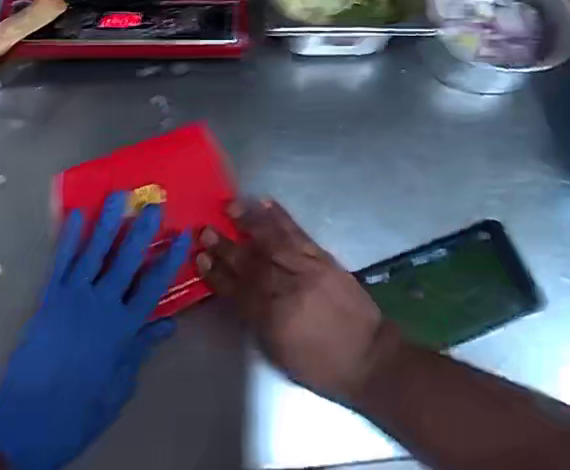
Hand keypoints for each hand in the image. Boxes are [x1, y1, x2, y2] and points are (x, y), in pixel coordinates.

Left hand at [0, 193, 191, 469]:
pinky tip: (75, 215)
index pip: (153, 286)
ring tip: (118, 194)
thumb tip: (167, 324)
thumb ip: (140, 350)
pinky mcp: (48, 298)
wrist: (24, 424)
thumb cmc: (76, 412)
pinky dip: (69, 237)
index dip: (169, 259)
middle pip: (126, 260)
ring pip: (95, 251)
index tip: (182, 235)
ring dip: (107, 221)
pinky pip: (61, 261)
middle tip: (154, 202)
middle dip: (142, 230)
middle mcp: (101, 306)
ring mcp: (73, 298)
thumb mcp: (118, 388)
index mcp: (123, 329)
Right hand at [197, 199, 397, 403]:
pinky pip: (299, 233)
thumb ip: (257, 320)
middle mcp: (288, 289)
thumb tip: (236, 292)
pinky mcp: (324, 258)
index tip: (199, 259)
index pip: (238, 291)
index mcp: (274, 319)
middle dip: (226, 245)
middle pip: (251, 262)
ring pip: (274, 240)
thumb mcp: (281, 353)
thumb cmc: (321, 365)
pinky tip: (266, 203)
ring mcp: (308, 269)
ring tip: (231, 205)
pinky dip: (281, 216)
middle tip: (204, 229)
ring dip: (250, 220)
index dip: (217, 274)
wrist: (370, 357)